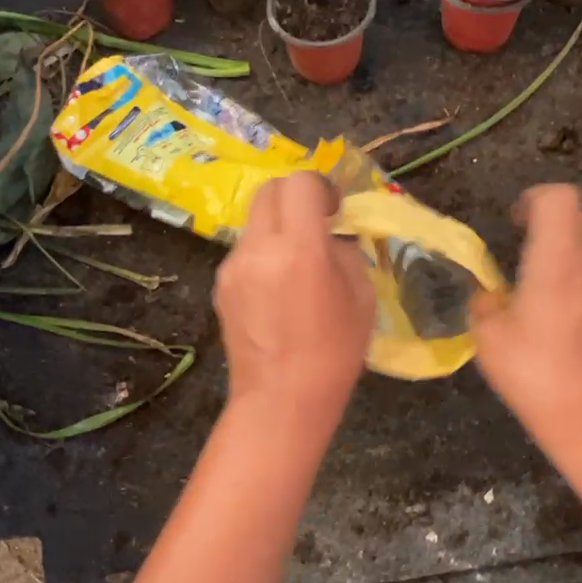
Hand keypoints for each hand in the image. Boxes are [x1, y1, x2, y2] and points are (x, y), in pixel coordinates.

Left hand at [214, 172, 374, 413]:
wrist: (281, 399)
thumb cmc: (333, 354)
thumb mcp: (360, 298)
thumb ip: (345, 254)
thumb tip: (331, 237)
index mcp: (299, 250)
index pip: (300, 183)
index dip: (321, 187)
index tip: (335, 210)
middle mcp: (259, 249)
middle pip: (269, 190)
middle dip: (295, 195)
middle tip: (316, 221)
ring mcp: (233, 267)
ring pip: (254, 221)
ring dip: (278, 226)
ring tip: (297, 262)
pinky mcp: (221, 285)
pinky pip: (244, 252)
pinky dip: (264, 253)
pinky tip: (277, 289)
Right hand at [472, 185, 581, 451]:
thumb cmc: (536, 376)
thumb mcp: (488, 340)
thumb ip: (484, 304)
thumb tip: (488, 295)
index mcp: (557, 261)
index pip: (558, 199)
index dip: (534, 199)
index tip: (516, 221)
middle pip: (576, 221)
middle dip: (548, 230)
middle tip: (523, 262)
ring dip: (566, 260)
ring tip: (545, 298)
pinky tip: (569, 324)